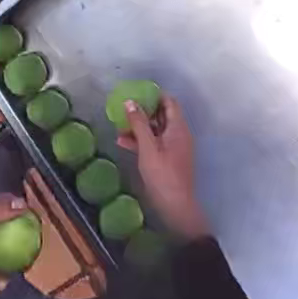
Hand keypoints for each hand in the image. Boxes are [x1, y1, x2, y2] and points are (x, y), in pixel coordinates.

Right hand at [117, 93, 209, 240]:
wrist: (176, 206)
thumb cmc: (163, 174)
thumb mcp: (147, 147)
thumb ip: (139, 123)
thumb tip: (130, 101)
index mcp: (178, 129)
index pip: (169, 102)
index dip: (154, 95)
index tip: (136, 92)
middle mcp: (178, 135)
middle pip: (161, 114)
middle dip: (143, 111)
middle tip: (124, 108)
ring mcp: (174, 147)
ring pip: (156, 129)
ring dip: (139, 127)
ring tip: (118, 127)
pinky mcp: (168, 159)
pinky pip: (154, 142)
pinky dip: (140, 140)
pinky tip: (123, 142)